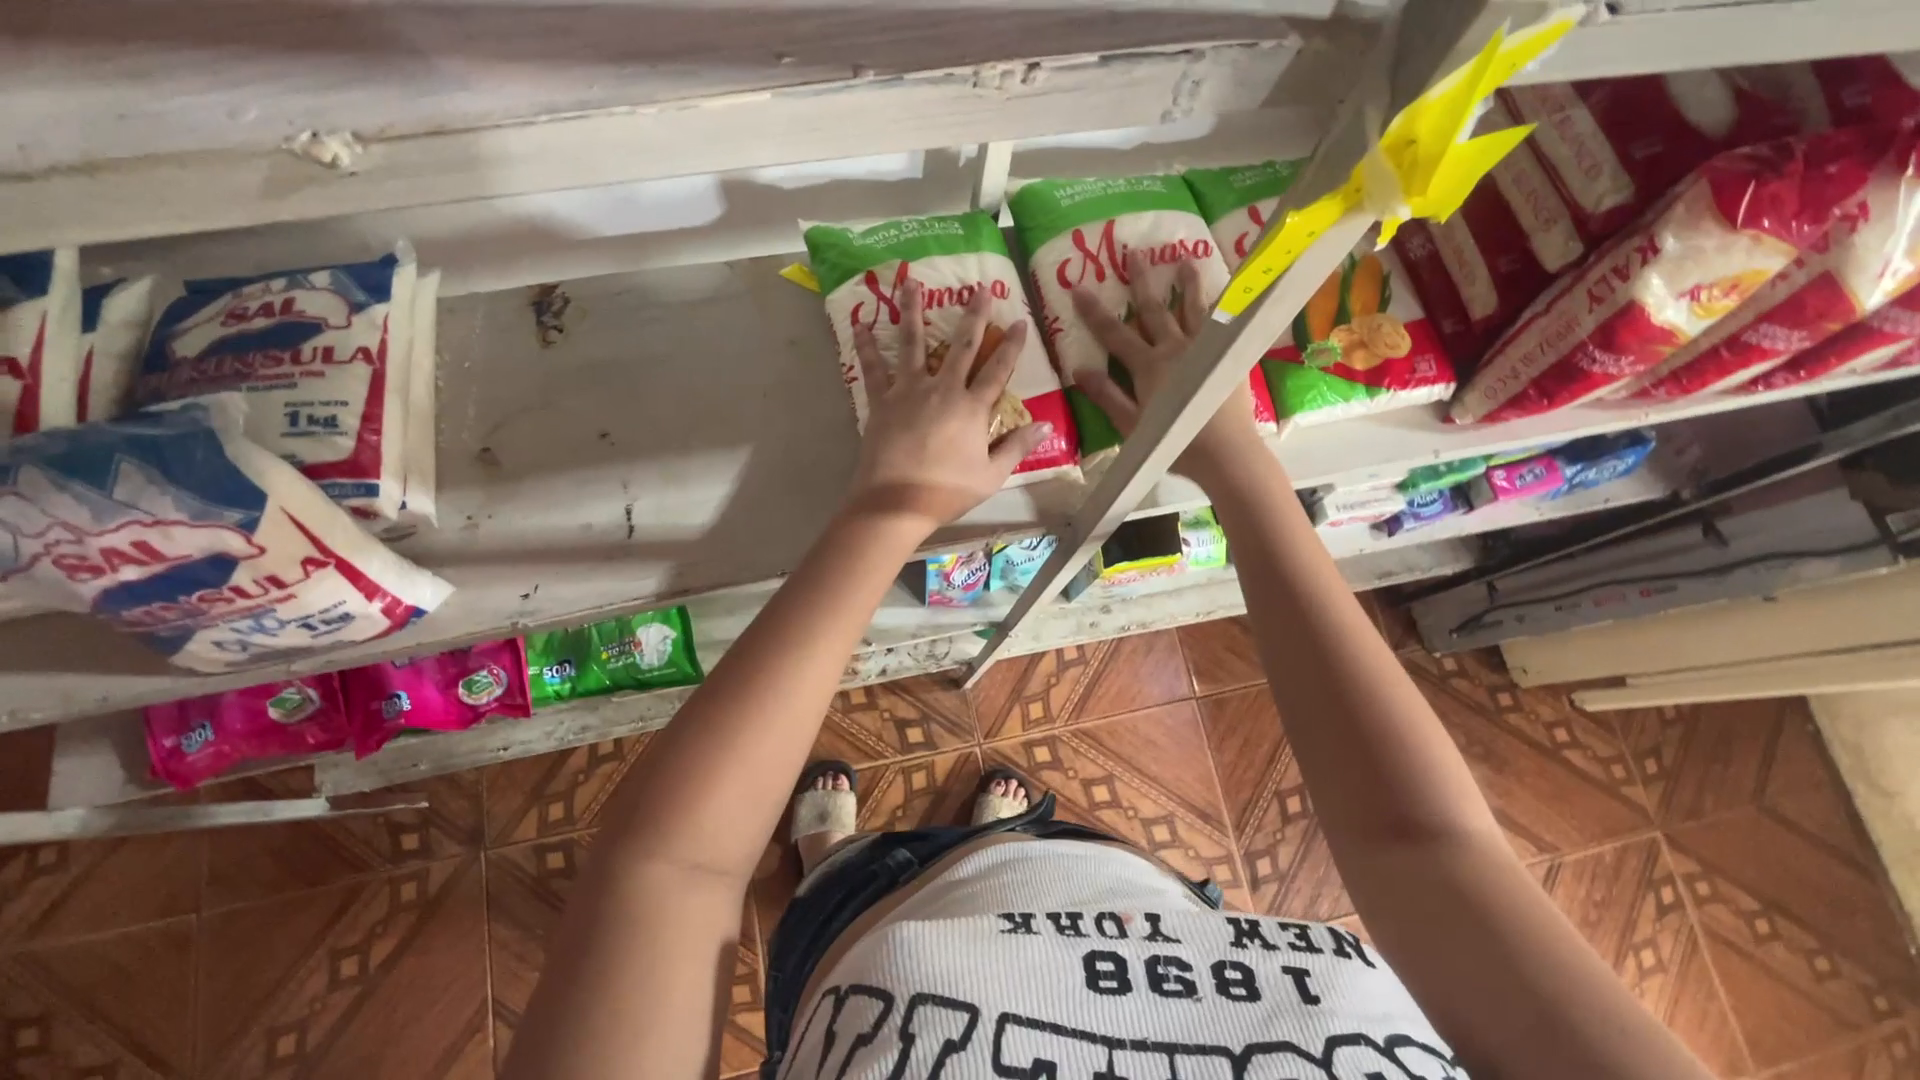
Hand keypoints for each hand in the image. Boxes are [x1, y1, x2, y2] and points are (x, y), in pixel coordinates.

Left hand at [844, 283, 1051, 533]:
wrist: (896, 502)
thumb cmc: (946, 492)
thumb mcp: (991, 475)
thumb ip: (1016, 446)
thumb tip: (1045, 425)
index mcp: (972, 408)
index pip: (998, 370)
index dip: (1011, 345)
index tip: (1020, 320)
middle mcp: (942, 389)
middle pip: (962, 345)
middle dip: (974, 314)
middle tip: (980, 287)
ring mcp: (908, 391)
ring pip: (913, 343)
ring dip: (913, 310)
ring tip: (911, 282)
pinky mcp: (881, 400)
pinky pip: (873, 367)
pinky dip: (865, 345)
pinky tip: (860, 322)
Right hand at [1071, 253, 1268, 490]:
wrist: (1226, 453)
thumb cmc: (1175, 442)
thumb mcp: (1131, 424)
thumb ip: (1106, 394)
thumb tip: (1078, 368)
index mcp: (1147, 366)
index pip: (1113, 333)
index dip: (1094, 312)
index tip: (1078, 288)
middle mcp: (1175, 348)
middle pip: (1153, 310)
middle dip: (1141, 282)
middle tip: (1133, 253)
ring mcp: (1204, 349)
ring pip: (1192, 308)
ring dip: (1186, 284)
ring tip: (1184, 260)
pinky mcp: (1228, 356)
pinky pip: (1222, 322)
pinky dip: (1221, 305)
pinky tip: (1226, 294)